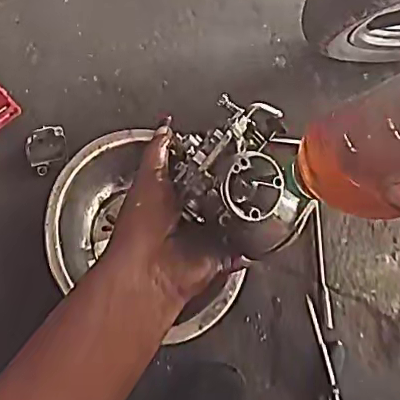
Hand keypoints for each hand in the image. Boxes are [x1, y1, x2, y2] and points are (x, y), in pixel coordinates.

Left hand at [102, 124, 239, 311]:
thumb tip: (164, 128)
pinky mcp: (219, 256)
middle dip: (231, 186)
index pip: (194, 173)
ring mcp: (204, 238)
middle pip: (217, 195)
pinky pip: (241, 247)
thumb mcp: (148, 178)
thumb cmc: (139, 229)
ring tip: (254, 196)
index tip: (225, 150)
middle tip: (245, 171)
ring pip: (232, 219)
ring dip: (243, 212)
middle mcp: (187, 217)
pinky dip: (251, 242)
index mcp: (168, 197)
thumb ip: (158, 152)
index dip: (208, 163)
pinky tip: (259, 228)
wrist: (150, 270)